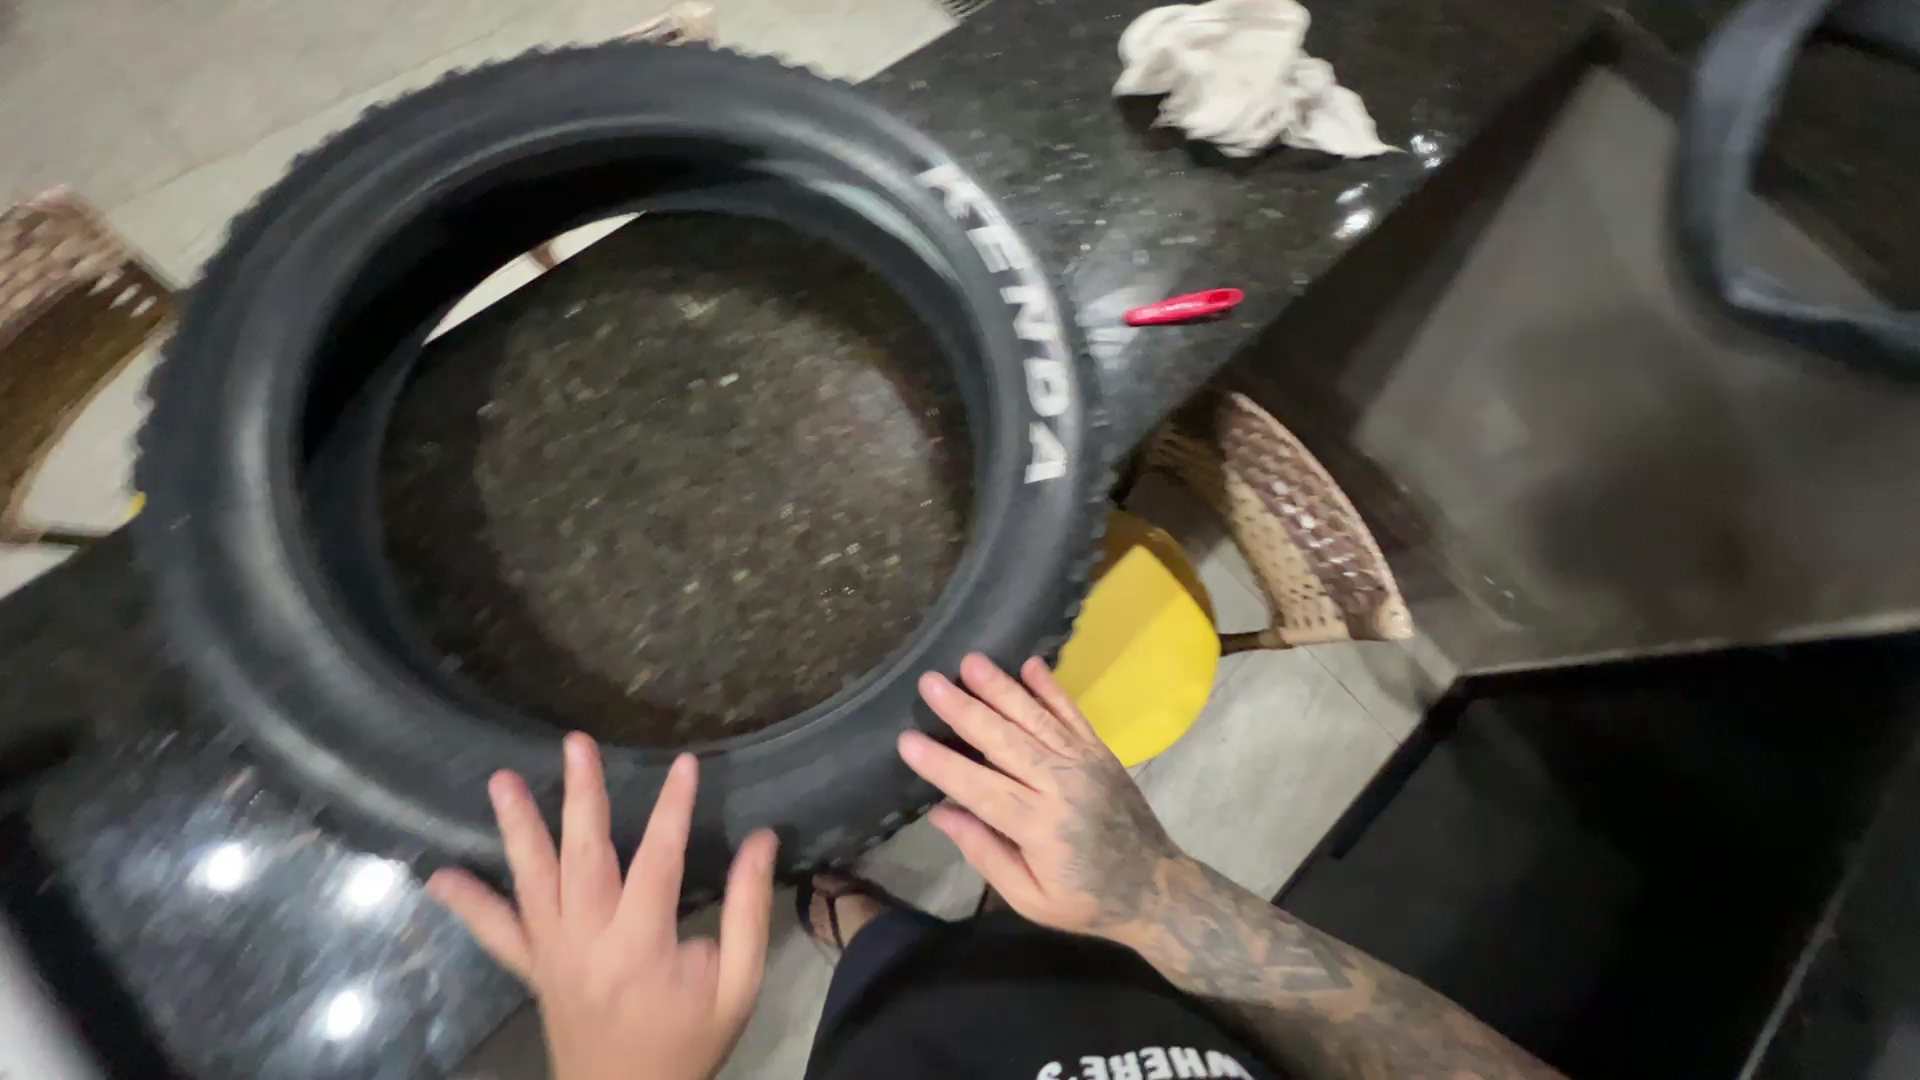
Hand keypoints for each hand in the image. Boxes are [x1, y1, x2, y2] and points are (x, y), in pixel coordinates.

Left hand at [426, 735, 778, 1079]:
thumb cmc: (689, 1044)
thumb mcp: (738, 984)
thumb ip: (748, 909)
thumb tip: (761, 840)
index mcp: (640, 945)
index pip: (659, 857)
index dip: (674, 807)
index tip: (687, 761)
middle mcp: (586, 942)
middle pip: (582, 855)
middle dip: (581, 794)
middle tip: (576, 744)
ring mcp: (551, 956)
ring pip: (531, 882)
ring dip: (518, 828)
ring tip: (501, 780)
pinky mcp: (535, 971)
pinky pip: (496, 934)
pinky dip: (468, 904)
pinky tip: (439, 877)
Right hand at [898, 653, 1187, 946]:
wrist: (1155, 886)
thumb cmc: (1084, 900)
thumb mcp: (1029, 898)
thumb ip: (985, 853)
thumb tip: (941, 813)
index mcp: (1038, 827)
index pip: (980, 788)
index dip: (942, 764)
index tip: (907, 740)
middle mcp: (1060, 785)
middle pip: (1004, 741)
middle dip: (964, 710)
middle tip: (930, 682)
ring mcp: (1082, 762)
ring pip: (1035, 718)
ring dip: (1001, 687)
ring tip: (970, 661)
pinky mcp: (1098, 750)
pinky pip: (1071, 713)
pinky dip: (1050, 688)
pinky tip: (1029, 663)